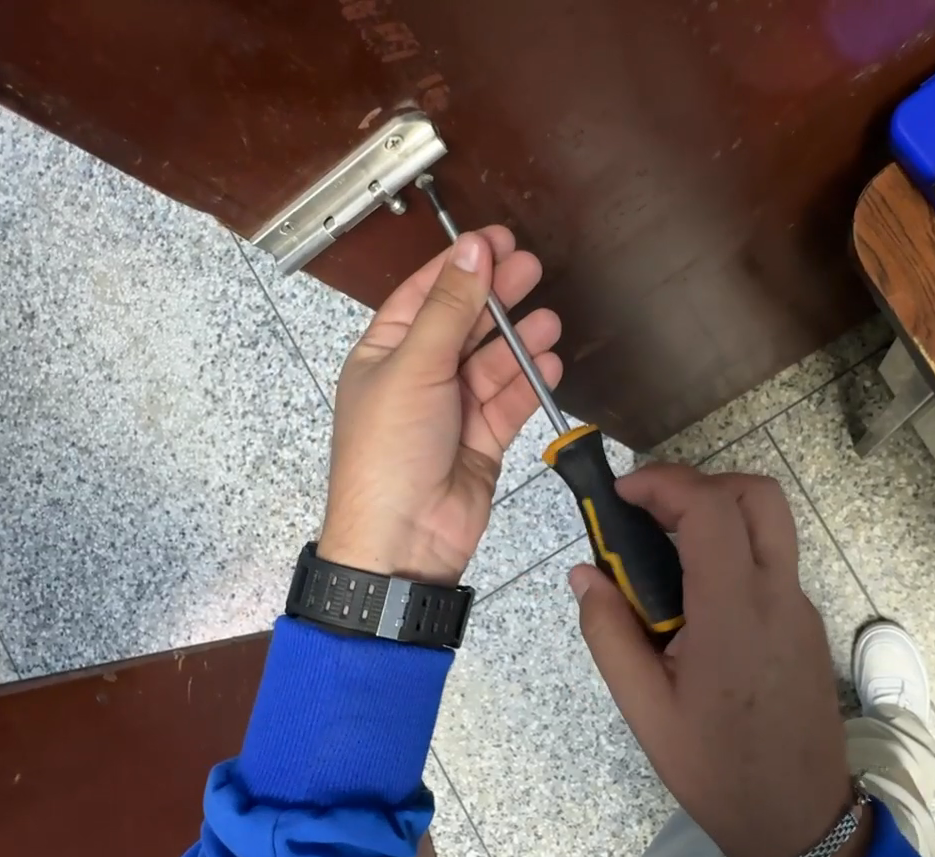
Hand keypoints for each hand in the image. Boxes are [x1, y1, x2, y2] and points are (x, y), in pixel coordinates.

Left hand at [319, 227, 563, 584]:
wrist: (404, 539)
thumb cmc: (389, 452)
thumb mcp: (414, 368)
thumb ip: (450, 310)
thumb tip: (472, 252)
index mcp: (385, 354)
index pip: (424, 296)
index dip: (459, 266)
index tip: (495, 239)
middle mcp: (419, 378)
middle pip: (463, 325)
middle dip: (496, 298)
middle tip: (532, 267)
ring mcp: (452, 411)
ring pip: (491, 365)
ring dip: (518, 341)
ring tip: (549, 318)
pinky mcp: (482, 441)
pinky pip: (508, 403)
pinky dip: (529, 382)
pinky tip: (549, 361)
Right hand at [570, 464, 862, 856]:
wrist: (798, 818)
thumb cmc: (715, 769)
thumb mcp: (645, 710)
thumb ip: (609, 633)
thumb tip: (584, 574)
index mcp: (735, 612)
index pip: (711, 509)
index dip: (664, 483)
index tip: (622, 494)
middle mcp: (779, 596)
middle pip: (757, 495)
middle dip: (700, 483)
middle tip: (651, 511)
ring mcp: (801, 608)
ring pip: (770, 525)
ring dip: (719, 514)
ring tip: (665, 552)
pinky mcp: (807, 625)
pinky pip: (772, 562)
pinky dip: (733, 550)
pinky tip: (696, 599)